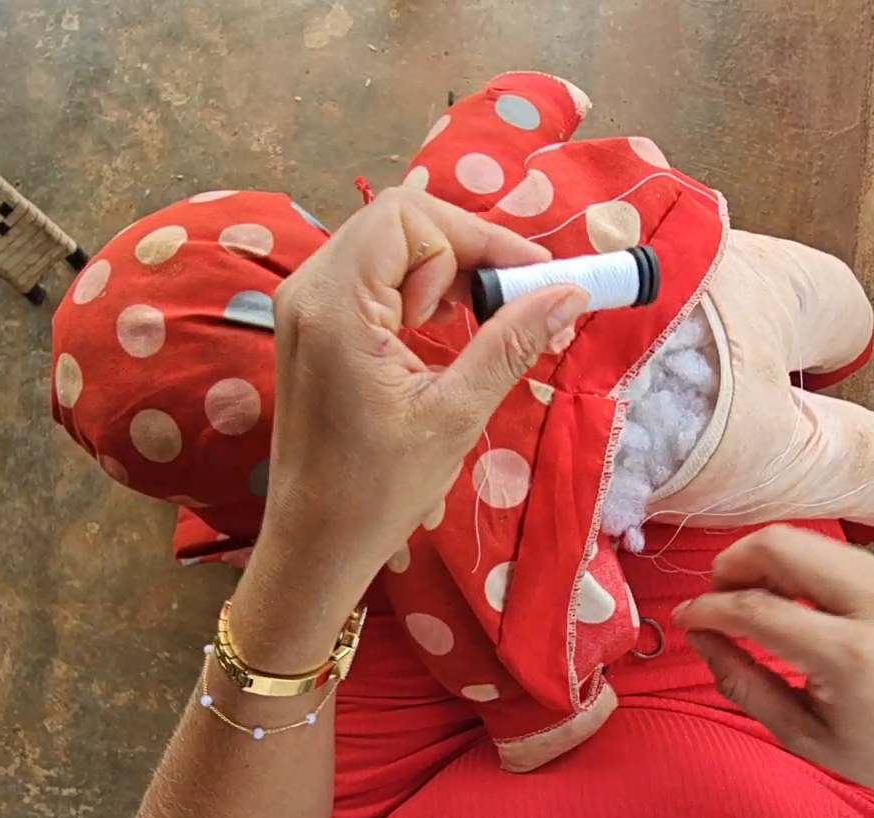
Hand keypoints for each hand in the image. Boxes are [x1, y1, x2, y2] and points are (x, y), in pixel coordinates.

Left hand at [260, 188, 590, 588]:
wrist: (316, 543)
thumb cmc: (378, 491)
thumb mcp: (455, 414)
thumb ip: (510, 343)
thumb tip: (568, 294)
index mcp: (335, 305)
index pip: (409, 219)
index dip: (477, 237)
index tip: (528, 279)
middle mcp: (309, 292)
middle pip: (398, 227)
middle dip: (465, 255)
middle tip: (511, 304)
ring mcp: (305, 310)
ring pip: (387, 253)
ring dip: (444, 278)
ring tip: (480, 324)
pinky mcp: (313, 332)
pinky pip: (373, 285)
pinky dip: (417, 297)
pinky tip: (442, 334)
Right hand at [674, 526, 873, 817]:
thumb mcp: (803, 736)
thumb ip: (741, 682)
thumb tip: (703, 639)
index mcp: (850, 655)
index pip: (754, 607)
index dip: (707, 609)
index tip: (687, 619)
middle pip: (778, 544)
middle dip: (731, 565)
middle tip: (717, 598)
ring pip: (804, 539)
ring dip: (763, 561)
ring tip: (750, 600)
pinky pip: (834, 553)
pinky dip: (798, 566)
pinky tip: (791, 600)